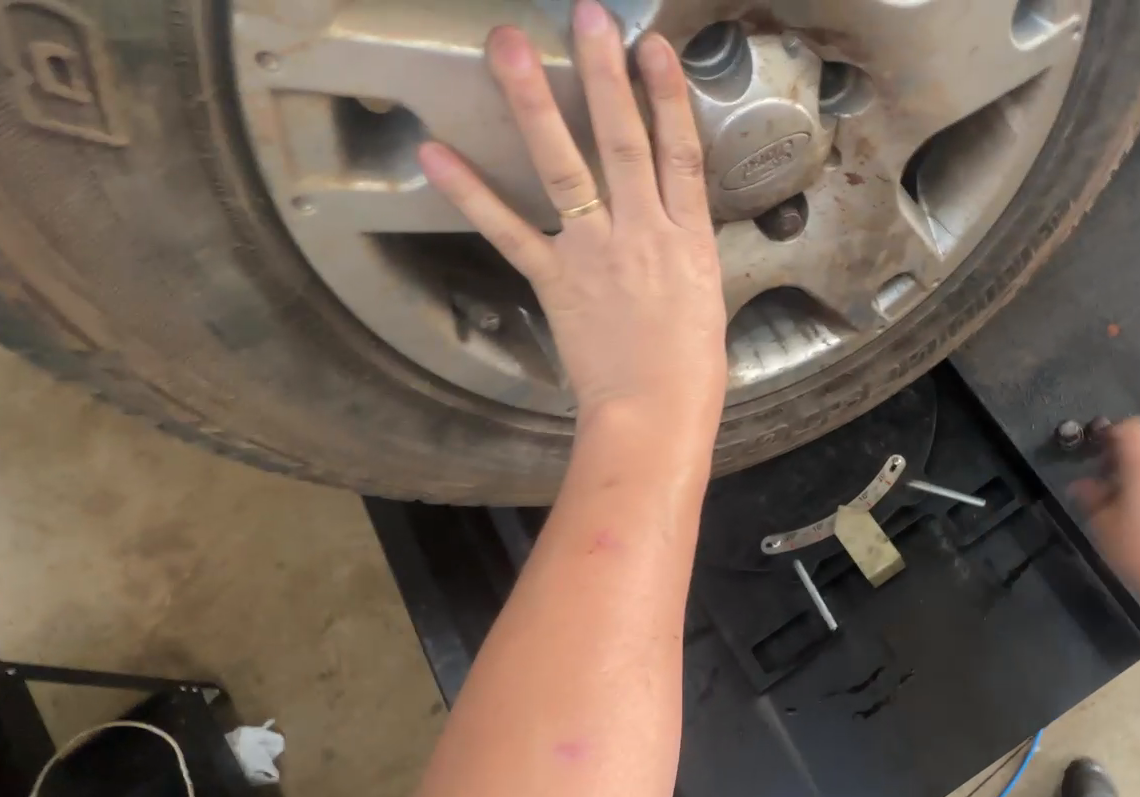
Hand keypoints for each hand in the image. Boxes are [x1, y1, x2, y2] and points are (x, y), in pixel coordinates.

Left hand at [417, 2, 726, 433]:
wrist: (656, 414)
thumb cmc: (692, 372)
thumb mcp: (704, 304)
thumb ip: (683, 258)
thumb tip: (667, 230)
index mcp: (690, 244)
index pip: (682, 158)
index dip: (669, 100)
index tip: (655, 50)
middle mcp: (645, 236)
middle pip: (626, 144)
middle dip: (606, 76)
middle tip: (587, 17)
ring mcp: (597, 254)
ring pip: (566, 169)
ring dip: (535, 105)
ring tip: (506, 46)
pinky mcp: (556, 280)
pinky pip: (510, 231)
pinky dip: (471, 193)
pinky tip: (435, 151)